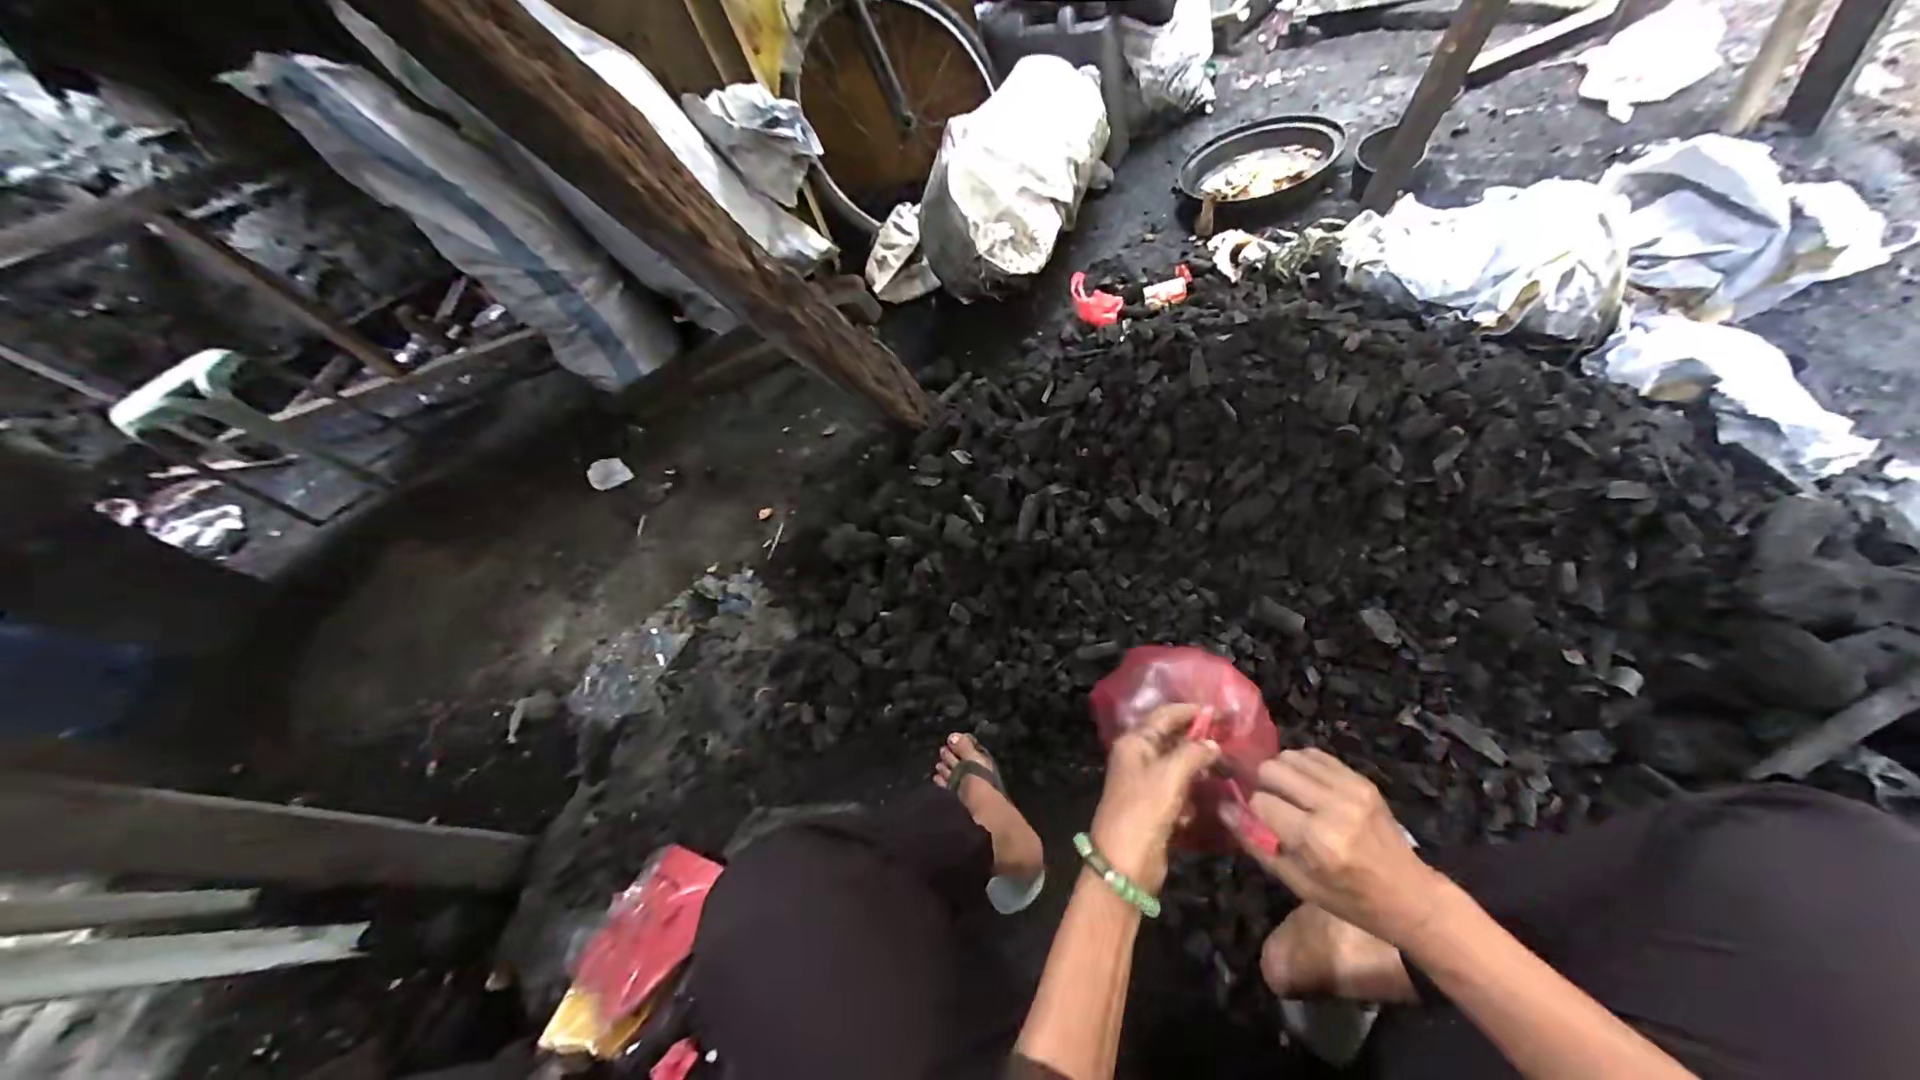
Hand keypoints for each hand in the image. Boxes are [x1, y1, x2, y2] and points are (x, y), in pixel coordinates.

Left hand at [1087, 704, 1221, 894]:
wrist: (1124, 861)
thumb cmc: (1145, 809)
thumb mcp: (1171, 774)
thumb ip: (1193, 753)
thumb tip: (1212, 743)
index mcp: (1135, 742)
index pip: (1165, 715)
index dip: (1192, 712)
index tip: (1222, 714)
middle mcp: (1137, 756)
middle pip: (1172, 738)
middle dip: (1199, 740)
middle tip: (1230, 741)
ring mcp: (1145, 781)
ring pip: (1177, 765)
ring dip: (1198, 767)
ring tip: (1225, 769)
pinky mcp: (1154, 805)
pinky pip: (1178, 790)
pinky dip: (1191, 793)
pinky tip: (1203, 800)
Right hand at [1221, 748, 1446, 945]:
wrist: (1412, 896)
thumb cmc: (1350, 899)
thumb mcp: (1297, 882)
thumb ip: (1255, 841)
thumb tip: (1222, 806)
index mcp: (1317, 840)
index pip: (1260, 801)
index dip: (1252, 809)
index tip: (1257, 820)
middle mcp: (1334, 808)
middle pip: (1271, 770)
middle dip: (1262, 785)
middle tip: (1271, 804)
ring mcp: (1351, 789)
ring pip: (1289, 756)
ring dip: (1281, 773)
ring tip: (1288, 794)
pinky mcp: (1361, 779)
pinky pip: (1313, 755)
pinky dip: (1301, 765)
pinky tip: (1305, 785)